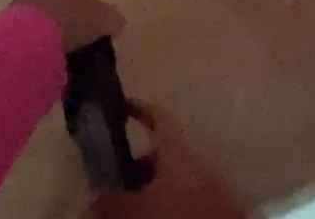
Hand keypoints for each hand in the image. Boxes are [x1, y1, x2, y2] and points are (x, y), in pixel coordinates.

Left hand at [11, 0, 124, 50]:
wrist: (29, 41)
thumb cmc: (70, 19)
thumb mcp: (101, 20)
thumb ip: (111, 16)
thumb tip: (118, 18)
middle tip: (75, 10)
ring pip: (42, 0)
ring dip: (51, 12)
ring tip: (63, 35)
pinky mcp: (12, 17)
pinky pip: (30, 20)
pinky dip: (39, 30)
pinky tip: (48, 46)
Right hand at [89, 101, 248, 218]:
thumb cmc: (175, 218)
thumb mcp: (136, 211)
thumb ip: (111, 201)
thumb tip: (92, 197)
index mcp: (178, 152)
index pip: (158, 116)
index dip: (139, 108)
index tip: (121, 105)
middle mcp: (199, 161)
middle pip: (164, 153)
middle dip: (139, 166)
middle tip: (118, 184)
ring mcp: (214, 185)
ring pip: (176, 177)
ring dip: (154, 187)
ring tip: (135, 206)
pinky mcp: (222, 207)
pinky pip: (189, 195)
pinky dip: (170, 201)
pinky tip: (157, 213)